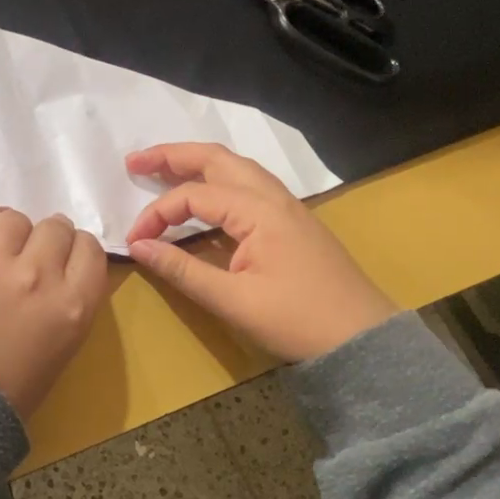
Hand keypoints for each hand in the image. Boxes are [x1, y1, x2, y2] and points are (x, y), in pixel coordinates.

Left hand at [0, 204, 109, 417]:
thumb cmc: (6, 391)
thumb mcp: (60, 352)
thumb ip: (68, 306)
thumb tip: (60, 273)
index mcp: (72, 305)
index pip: (90, 250)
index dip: (77, 250)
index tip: (66, 258)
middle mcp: (37, 274)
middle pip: (55, 228)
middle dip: (48, 238)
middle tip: (32, 255)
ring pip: (14, 219)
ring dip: (13, 229)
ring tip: (2, 247)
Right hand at [124, 142, 395, 361]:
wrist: (366, 342)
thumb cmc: (298, 321)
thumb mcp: (233, 301)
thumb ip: (181, 270)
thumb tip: (137, 245)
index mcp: (259, 211)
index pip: (193, 195)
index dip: (156, 213)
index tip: (133, 240)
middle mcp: (273, 197)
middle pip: (216, 158)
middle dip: (171, 156)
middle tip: (133, 162)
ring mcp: (287, 206)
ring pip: (235, 166)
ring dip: (195, 162)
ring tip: (161, 168)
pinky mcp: (292, 221)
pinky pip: (248, 183)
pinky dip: (216, 178)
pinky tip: (204, 192)